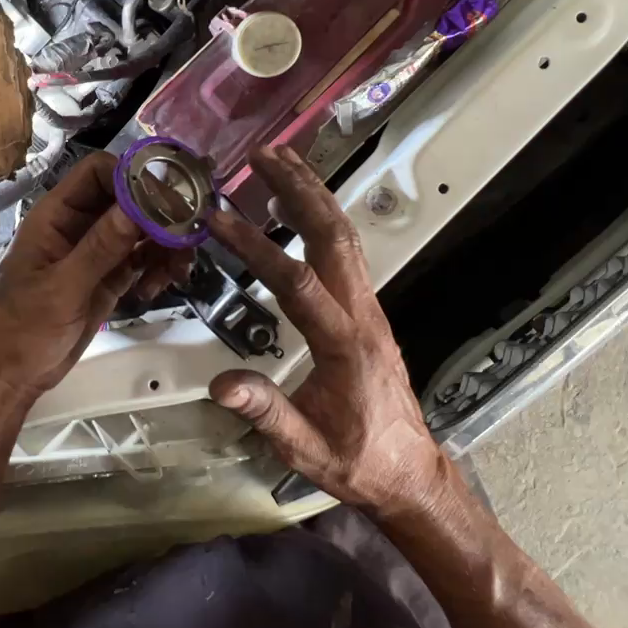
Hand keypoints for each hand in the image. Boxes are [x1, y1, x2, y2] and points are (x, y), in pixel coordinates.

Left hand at [0, 153, 192, 405]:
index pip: (98, 173)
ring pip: (141, 230)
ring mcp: (96, 252)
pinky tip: (158, 287)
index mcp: (56, 215)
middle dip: (159, 215)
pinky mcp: (109, 278)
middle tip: (185, 238)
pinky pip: (142, 259)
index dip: (133, 178)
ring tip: (175, 272)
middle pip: (128, 199)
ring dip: (164, 245)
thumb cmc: (20, 327)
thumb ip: (99, 248)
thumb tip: (137, 207)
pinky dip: (157, 268)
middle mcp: (78, 226)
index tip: (166, 200)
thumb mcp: (61, 288)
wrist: (9, 374)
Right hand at [208, 147, 452, 520]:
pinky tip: (296, 204)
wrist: (409, 472)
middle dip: (298, 190)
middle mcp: (362, 313)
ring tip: (279, 159)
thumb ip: (267, 413)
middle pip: (333, 236)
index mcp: (346, 344)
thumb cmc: (357, 462)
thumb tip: (220, 383)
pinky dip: (321, 215)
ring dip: (312, 193)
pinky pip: (345, 249)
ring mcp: (368, 306)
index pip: (297, 283)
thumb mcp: (306, 449)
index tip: (218, 220)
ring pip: (344, 235)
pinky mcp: (365, 308)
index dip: (256, 248)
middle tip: (261, 156)